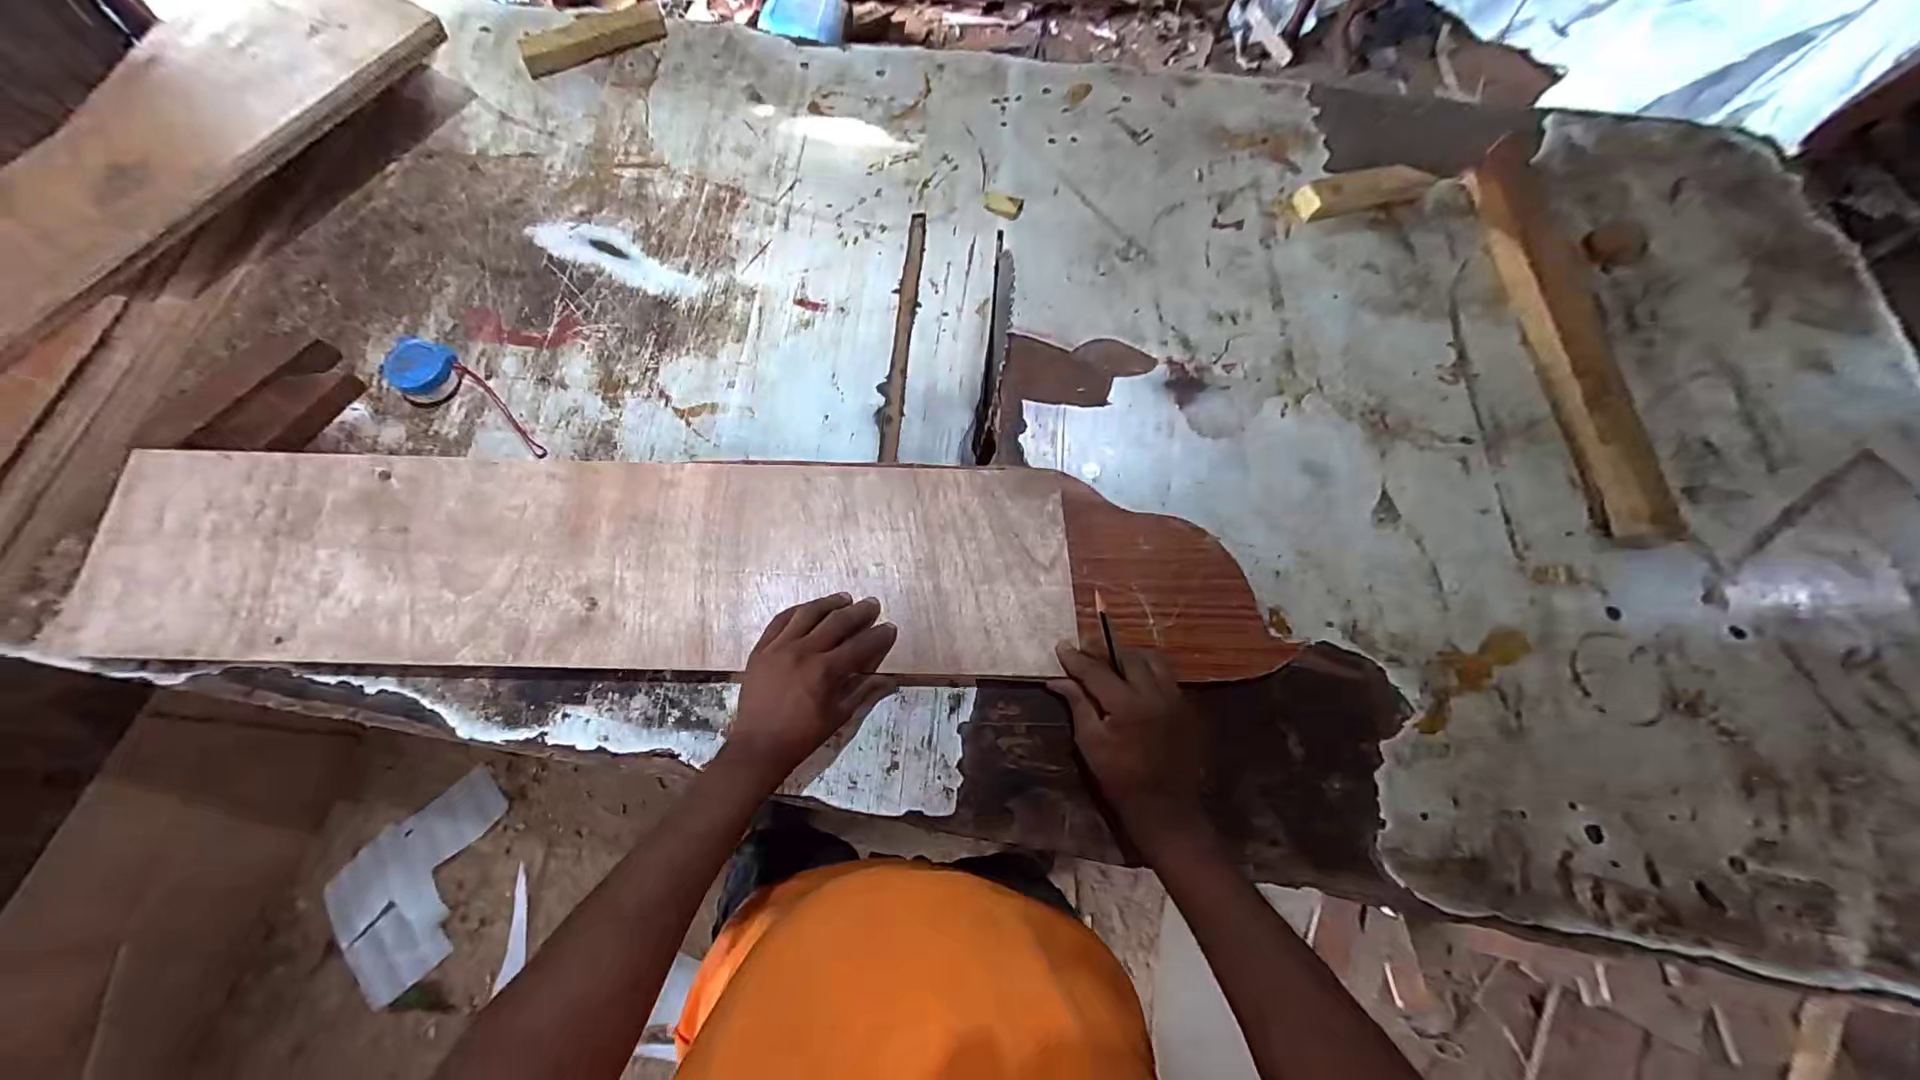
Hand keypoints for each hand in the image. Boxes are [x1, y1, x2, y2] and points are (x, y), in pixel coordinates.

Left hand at [726, 593, 898, 779]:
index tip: (890, 627)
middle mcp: (803, 652)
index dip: (878, 635)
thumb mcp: (839, 716)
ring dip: (829, 603)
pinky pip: (780, 621)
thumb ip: (864, 692)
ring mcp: (779, 647)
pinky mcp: (761, 649)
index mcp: (825, 671)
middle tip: (872, 604)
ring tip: (844, 598)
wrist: (758, 746)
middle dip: (859, 612)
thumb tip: (889, 679)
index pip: (860, 645)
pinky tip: (809, 608)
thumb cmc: (802, 736)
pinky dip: (798, 611)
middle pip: (837, 622)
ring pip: (808, 614)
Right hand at [1049, 642, 1210, 847]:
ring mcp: (1176, 699)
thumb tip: (1058, 679)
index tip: (1062, 645)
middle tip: (1088, 655)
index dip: (1077, 658)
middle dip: (1106, 653)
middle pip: (1128, 657)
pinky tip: (1137, 684)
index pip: (1096, 670)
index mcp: (1127, 704)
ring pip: (1154, 661)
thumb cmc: (1119, 779)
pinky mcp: (1188, 708)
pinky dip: (1149, 673)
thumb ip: (1077, 704)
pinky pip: (1168, 677)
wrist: (1165, 808)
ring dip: (1131, 658)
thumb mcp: (1089, 743)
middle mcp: (1155, 694)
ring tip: (1115, 665)